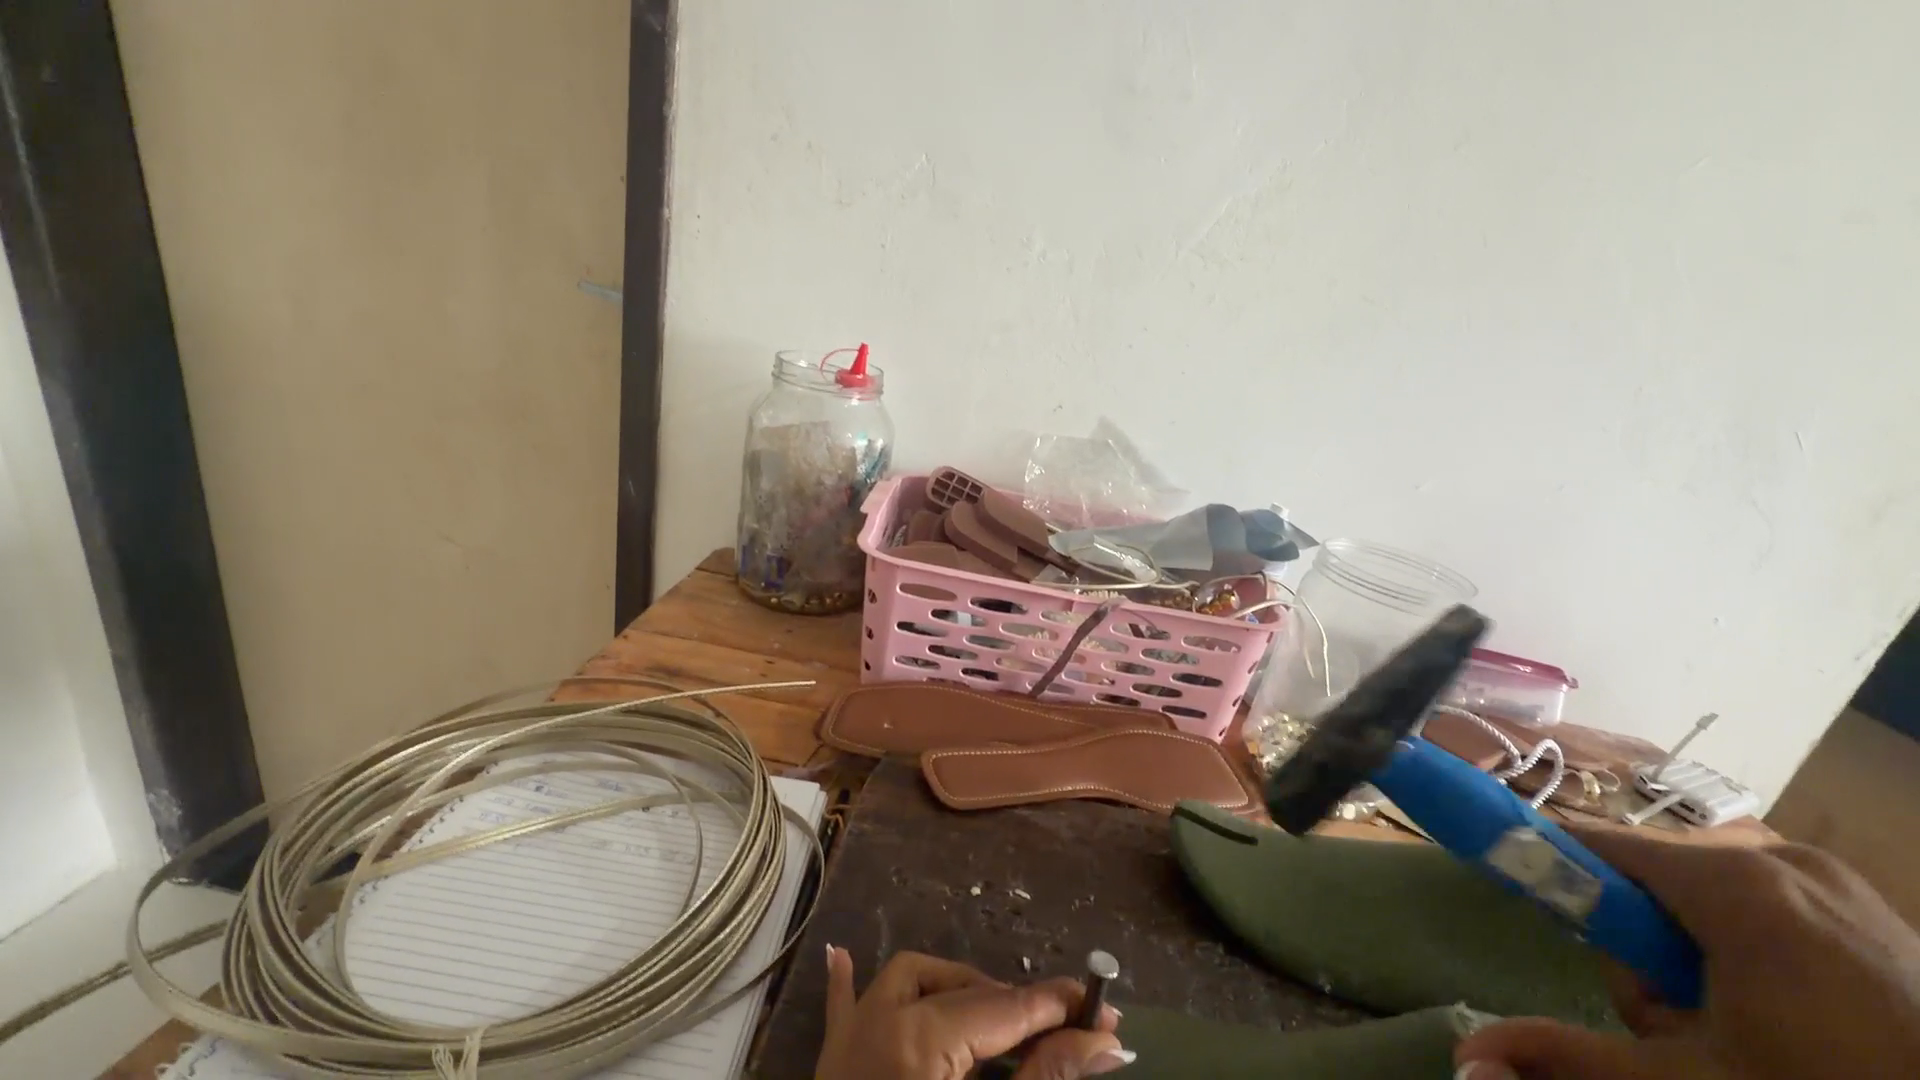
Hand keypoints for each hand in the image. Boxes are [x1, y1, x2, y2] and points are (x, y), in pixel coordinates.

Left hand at [814, 947, 1133, 1079]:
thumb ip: (1045, 1078)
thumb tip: (1104, 1041)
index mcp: (920, 1038)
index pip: (1006, 1008)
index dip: (1059, 1007)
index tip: (1106, 1010)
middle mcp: (882, 1020)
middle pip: (965, 994)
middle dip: (1017, 1005)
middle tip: (1064, 1027)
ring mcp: (851, 1038)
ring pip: (908, 980)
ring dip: (954, 985)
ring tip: (1000, 1009)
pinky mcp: (833, 1061)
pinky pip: (839, 1008)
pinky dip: (846, 981)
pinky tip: (840, 953)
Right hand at [1455, 826, 1919, 1079]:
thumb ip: (1570, 1056)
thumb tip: (1464, 1054)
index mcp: (1731, 882)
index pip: (1593, 846)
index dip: (1559, 882)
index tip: (1557, 935)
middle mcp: (1776, 858)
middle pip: (1650, 881)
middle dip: (1644, 953)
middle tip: (1680, 1027)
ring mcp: (1831, 880)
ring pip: (1703, 896)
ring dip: (1693, 958)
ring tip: (1736, 1031)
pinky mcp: (1864, 904)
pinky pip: (1761, 904)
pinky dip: (1748, 953)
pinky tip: (1785, 1016)